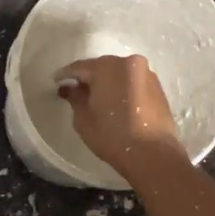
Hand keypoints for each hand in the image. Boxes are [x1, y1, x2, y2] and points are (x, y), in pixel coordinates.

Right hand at [56, 54, 186, 174]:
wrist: (152, 153)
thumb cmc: (111, 135)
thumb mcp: (83, 118)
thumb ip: (75, 97)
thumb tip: (71, 88)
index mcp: (107, 67)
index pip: (80, 67)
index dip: (66, 75)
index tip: (56, 81)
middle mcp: (128, 63)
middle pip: (102, 67)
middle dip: (89, 77)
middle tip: (76, 90)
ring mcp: (146, 73)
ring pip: (119, 74)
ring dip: (107, 83)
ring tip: (97, 97)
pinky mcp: (158, 86)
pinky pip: (133, 82)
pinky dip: (122, 89)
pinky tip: (116, 102)